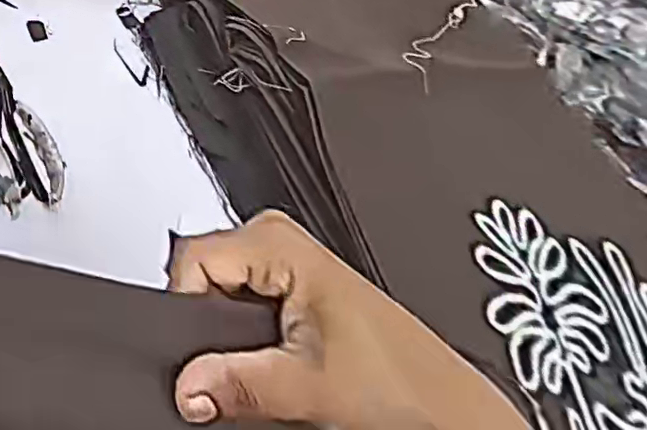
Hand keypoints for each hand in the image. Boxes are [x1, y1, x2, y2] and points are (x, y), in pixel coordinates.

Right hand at [169, 211, 527, 429]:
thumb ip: (240, 383)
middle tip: (243, 363)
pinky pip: (235, 290)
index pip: (191, 259)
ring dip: (226, 328)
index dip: (189, 310)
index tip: (206, 356)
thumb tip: (185, 387)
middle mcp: (274, 234)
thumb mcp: (313, 389)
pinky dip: (241, 328)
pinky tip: (271, 353)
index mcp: (275, 238)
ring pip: (215, 282)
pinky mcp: (287, 275)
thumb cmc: (411, 390)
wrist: (461, 416)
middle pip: (200, 269)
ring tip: (266, 362)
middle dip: (209, 321)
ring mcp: (281, 253)